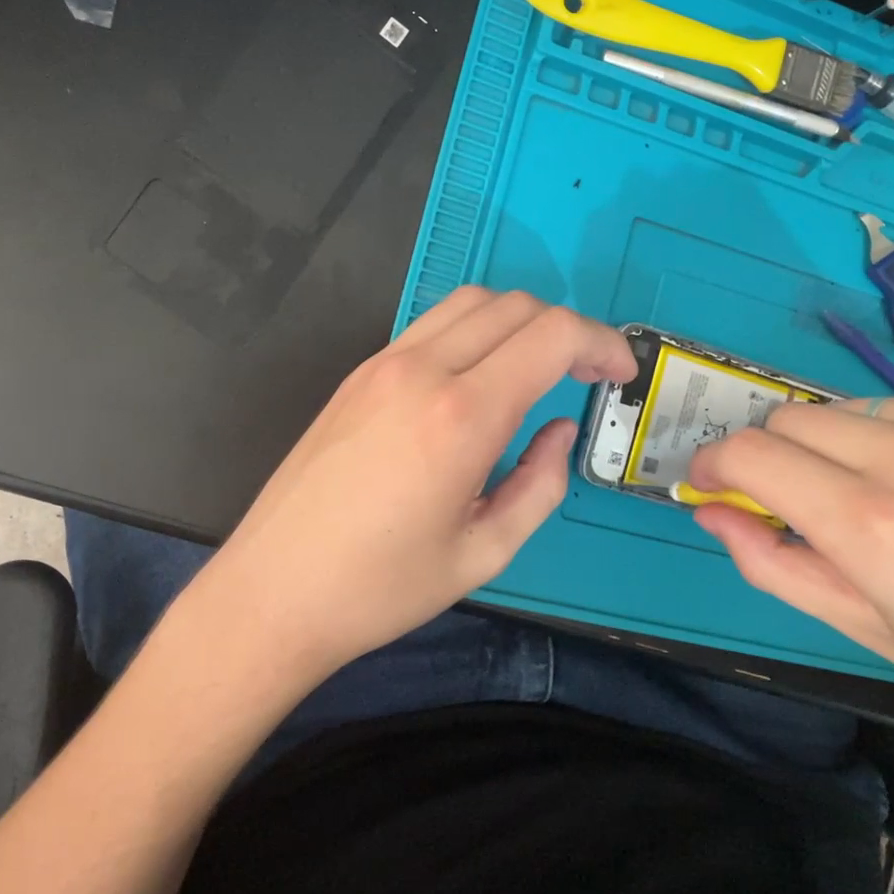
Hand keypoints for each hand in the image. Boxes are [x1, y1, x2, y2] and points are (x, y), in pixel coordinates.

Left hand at [202, 287, 634, 671]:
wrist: (274, 590)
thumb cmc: (382, 588)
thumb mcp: (484, 553)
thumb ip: (540, 485)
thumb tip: (558, 431)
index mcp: (462, 415)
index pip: (551, 335)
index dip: (600, 343)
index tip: (619, 373)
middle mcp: (422, 370)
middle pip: (514, 305)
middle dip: (564, 330)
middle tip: (583, 377)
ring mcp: (381, 364)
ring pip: (468, 303)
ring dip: (516, 323)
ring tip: (534, 372)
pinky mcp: (357, 374)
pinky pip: (430, 326)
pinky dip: (471, 333)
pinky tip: (475, 382)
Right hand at [686, 380, 893, 779]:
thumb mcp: (876, 634)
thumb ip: (775, 563)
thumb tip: (712, 510)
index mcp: (880, 527)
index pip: (751, 452)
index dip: (716, 462)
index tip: (713, 479)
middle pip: (794, 417)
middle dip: (777, 456)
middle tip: (805, 502)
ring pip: (860, 409)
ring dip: (851, 447)